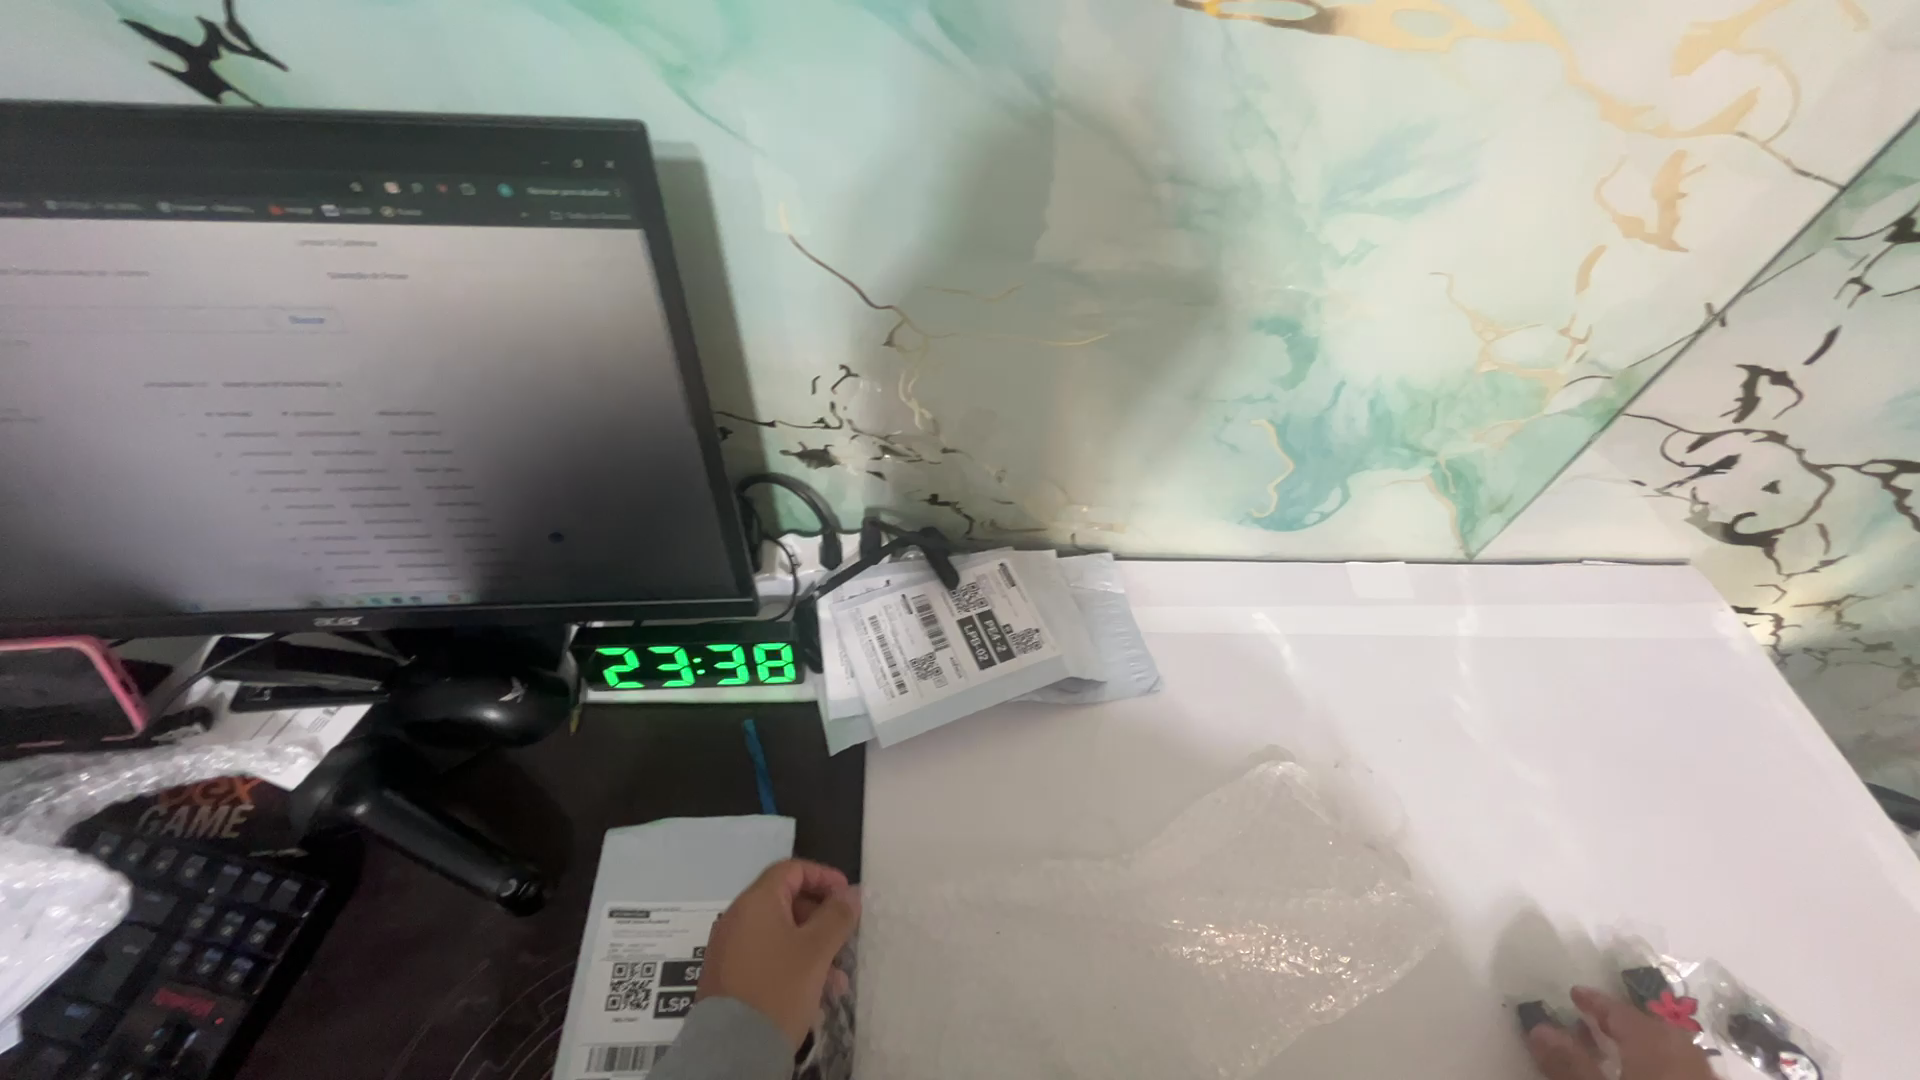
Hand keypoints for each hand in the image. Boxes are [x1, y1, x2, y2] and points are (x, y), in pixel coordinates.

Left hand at [695, 858, 860, 1047]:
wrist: (731, 1054)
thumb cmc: (778, 989)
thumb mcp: (816, 951)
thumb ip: (837, 916)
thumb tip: (851, 893)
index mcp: (756, 902)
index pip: (792, 870)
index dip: (823, 876)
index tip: (847, 896)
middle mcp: (737, 918)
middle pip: (786, 901)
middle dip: (821, 917)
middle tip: (844, 936)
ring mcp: (729, 949)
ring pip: (780, 933)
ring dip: (811, 946)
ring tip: (837, 977)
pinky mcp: (728, 977)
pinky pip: (766, 956)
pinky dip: (792, 963)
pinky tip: (815, 992)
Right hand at [1526, 986, 1715, 1079]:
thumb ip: (1569, 1064)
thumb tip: (1540, 1027)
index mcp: (1657, 1052)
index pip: (1624, 1015)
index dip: (1597, 1003)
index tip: (1575, 995)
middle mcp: (1690, 1066)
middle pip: (1660, 1034)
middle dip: (1628, 1024)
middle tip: (1597, 1022)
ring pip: (1680, 1058)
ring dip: (1650, 1049)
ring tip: (1621, 1054)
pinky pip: (1691, 1078)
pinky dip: (1669, 1072)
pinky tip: (1648, 1079)